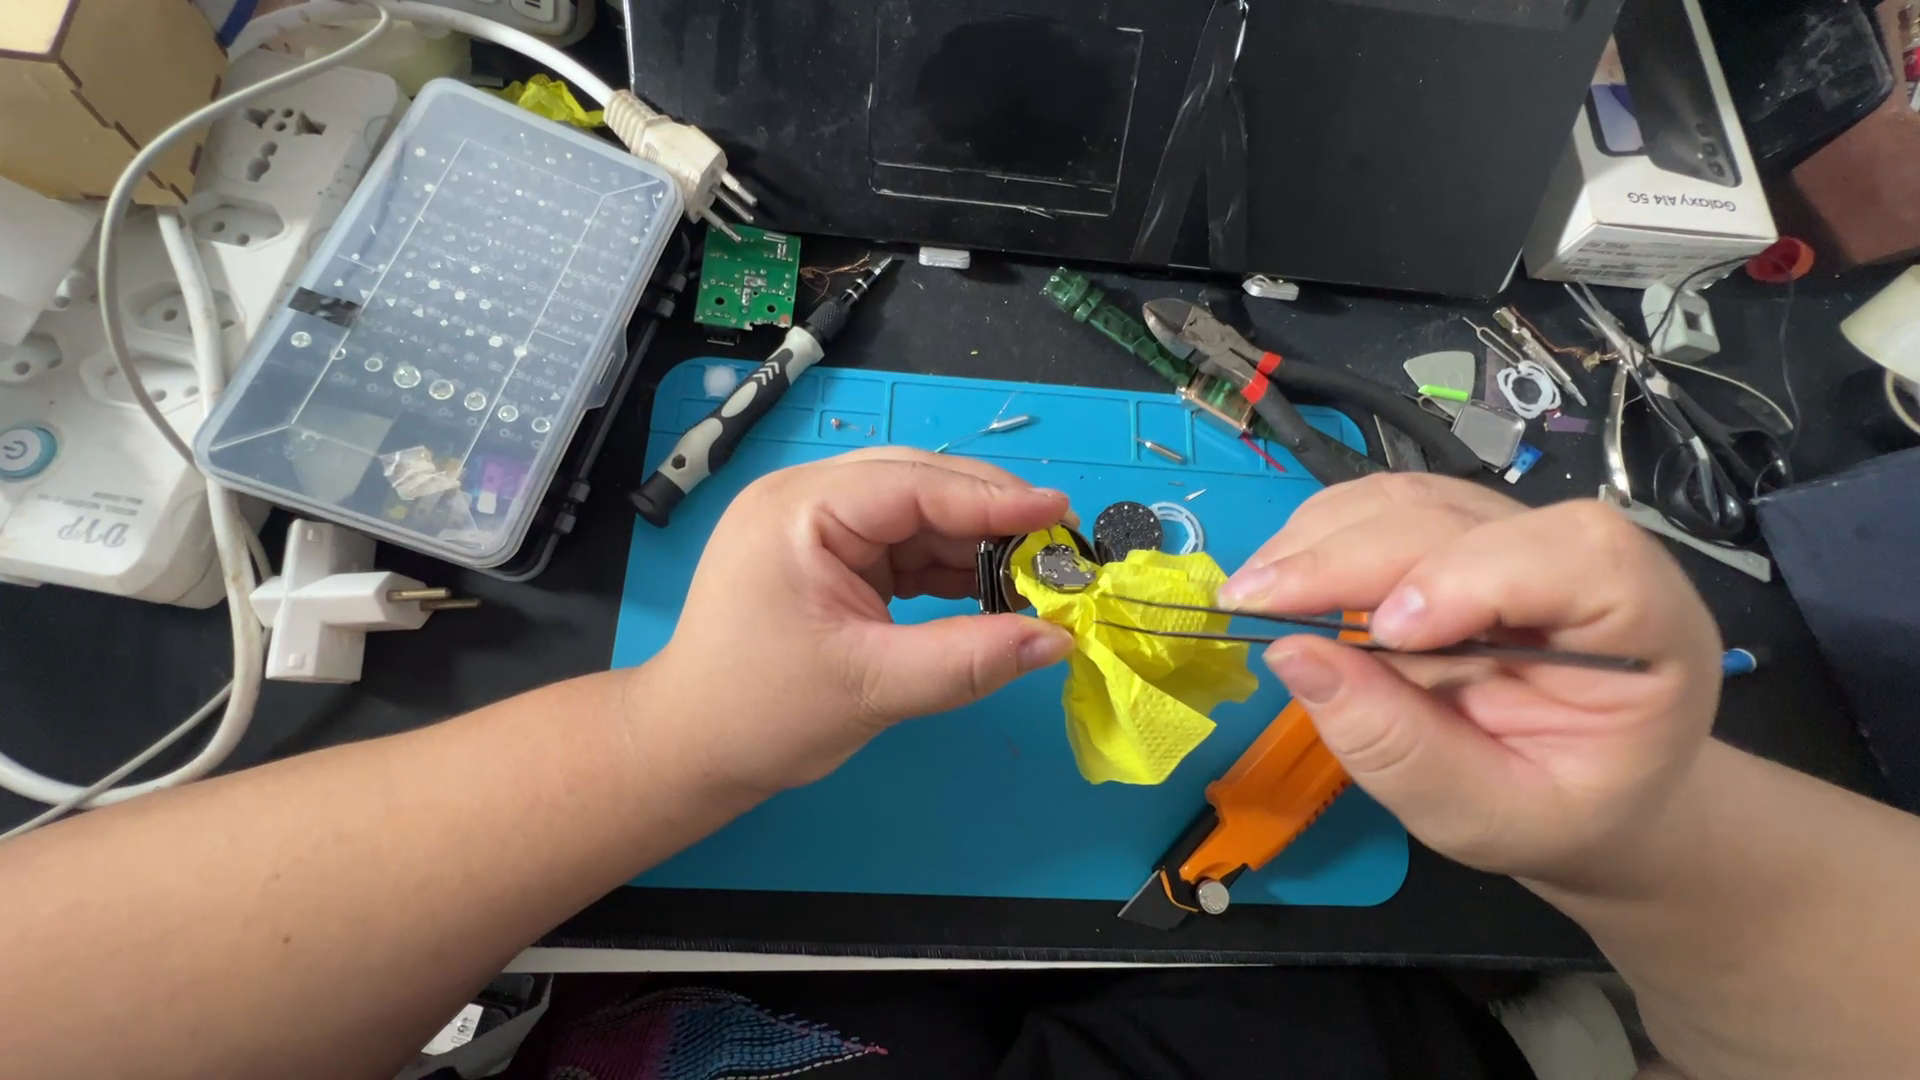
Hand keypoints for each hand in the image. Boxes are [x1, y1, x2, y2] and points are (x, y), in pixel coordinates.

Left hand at [651, 448, 1075, 793]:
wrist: (693, 748)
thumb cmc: (763, 715)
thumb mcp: (873, 687)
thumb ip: (969, 660)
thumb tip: (1058, 639)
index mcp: (799, 511)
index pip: (910, 484)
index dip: (991, 499)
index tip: (1059, 513)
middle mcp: (807, 501)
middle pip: (917, 486)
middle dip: (988, 516)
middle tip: (1055, 545)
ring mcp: (819, 526)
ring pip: (918, 516)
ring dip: (975, 544)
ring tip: (1034, 573)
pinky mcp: (833, 556)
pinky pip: (905, 548)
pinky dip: (949, 568)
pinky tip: (991, 588)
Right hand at [1216, 474, 1722, 887]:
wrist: (1579, 780)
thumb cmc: (1552, 806)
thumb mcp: (1482, 814)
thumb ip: (1396, 746)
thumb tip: (1289, 655)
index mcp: (1642, 631)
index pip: (1578, 557)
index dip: (1471, 576)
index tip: (1384, 634)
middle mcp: (1577, 558)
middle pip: (1454, 518)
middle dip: (1344, 558)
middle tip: (1250, 604)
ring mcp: (1504, 533)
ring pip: (1404, 498)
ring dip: (1313, 537)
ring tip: (1252, 592)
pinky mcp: (1447, 532)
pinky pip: (1376, 505)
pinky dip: (1315, 533)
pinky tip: (1279, 575)